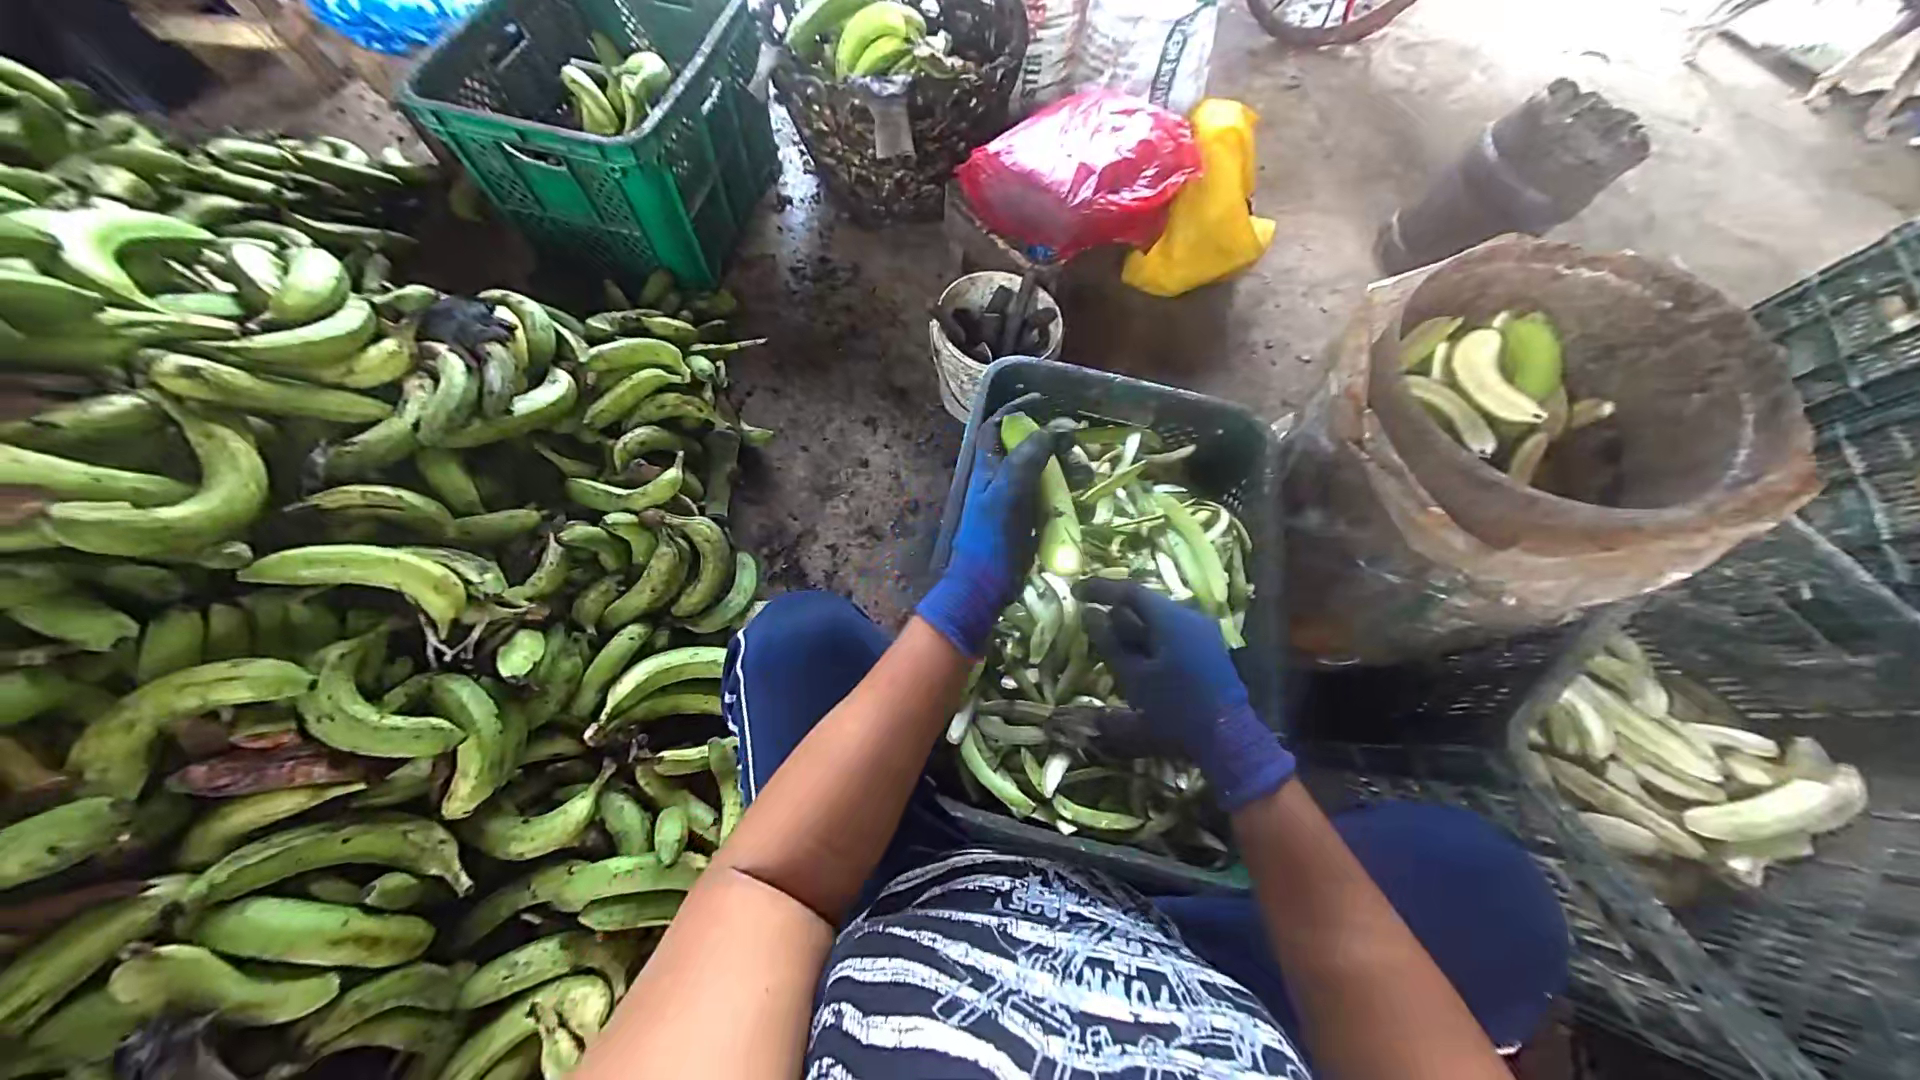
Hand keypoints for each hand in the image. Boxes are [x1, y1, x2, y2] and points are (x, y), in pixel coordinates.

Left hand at [916, 397, 1059, 655]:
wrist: (985, 587)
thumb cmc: (992, 539)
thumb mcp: (1009, 493)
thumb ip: (1028, 458)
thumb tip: (1054, 428)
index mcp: (988, 467)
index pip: (998, 426)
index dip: (1017, 410)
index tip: (1044, 402)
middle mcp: (999, 478)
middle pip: (1027, 447)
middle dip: (1053, 443)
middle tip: (1076, 449)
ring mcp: (1013, 500)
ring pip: (1041, 472)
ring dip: (1063, 469)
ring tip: (1084, 478)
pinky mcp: (1026, 521)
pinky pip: (1048, 497)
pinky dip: (1063, 493)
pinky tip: (1078, 498)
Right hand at [1078, 579, 1292, 811]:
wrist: (1228, 739)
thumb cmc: (1174, 708)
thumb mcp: (1133, 677)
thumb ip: (1109, 642)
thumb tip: (1090, 614)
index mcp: (1171, 618)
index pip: (1129, 591)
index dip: (1099, 589)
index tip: (1074, 593)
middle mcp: (1190, 616)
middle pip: (1144, 604)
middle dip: (1116, 613)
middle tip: (1090, 625)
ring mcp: (1202, 632)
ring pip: (1157, 620)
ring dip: (1132, 629)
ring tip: (1111, 647)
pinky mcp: (1207, 649)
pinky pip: (1171, 633)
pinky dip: (1149, 640)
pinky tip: (1136, 659)